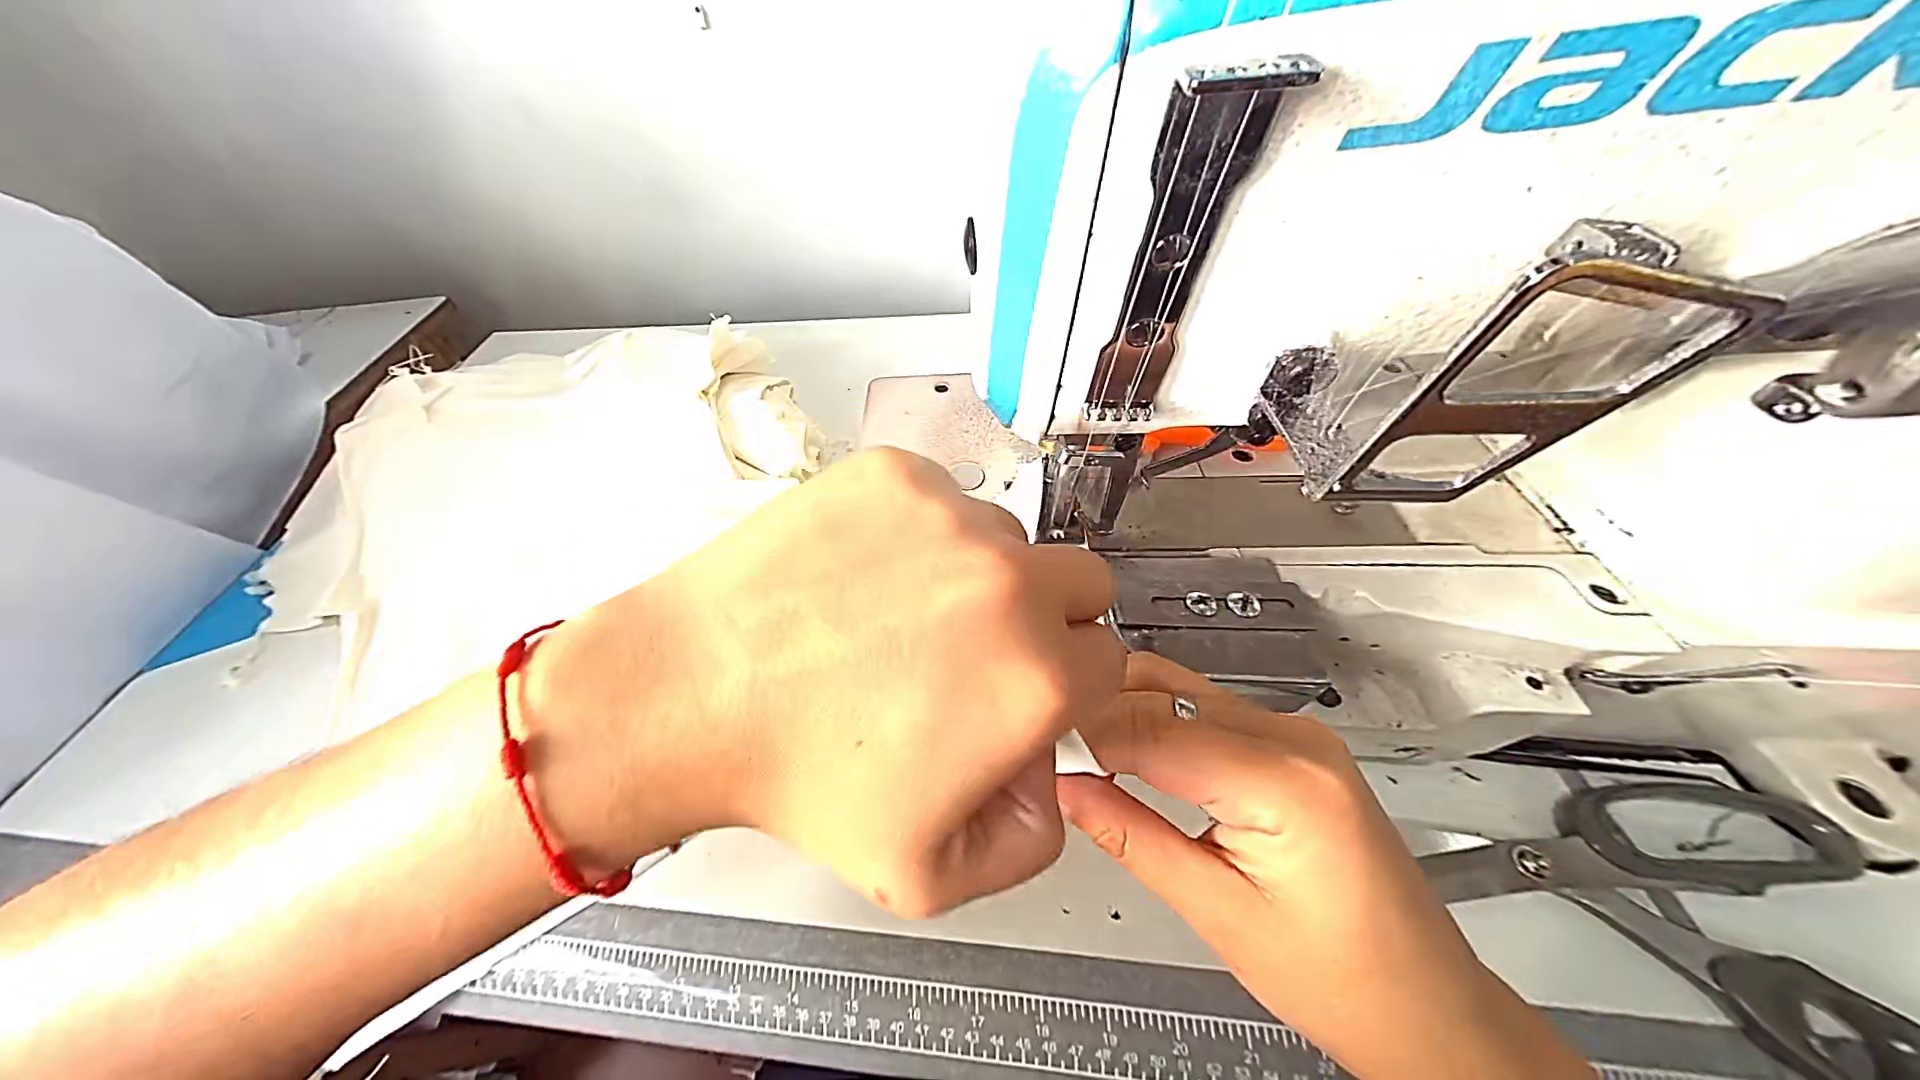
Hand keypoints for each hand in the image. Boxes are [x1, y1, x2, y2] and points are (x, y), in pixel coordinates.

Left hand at [524, 448, 1126, 915]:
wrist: (686, 693)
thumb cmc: (792, 773)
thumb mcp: (929, 871)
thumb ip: (1027, 842)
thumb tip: (1045, 778)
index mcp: (1034, 675)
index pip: (1107, 659)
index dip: (1070, 681)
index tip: (1033, 683)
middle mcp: (1005, 583)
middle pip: (1082, 584)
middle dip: (1050, 618)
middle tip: (982, 646)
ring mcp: (948, 517)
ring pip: (1010, 537)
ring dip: (982, 572)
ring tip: (907, 614)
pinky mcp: (895, 476)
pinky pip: (945, 499)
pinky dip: (924, 532)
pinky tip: (873, 576)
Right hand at [1056, 655, 1591, 1079]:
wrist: (1425, 1005)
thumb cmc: (1346, 979)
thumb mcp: (1218, 914)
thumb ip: (1132, 838)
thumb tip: (1069, 790)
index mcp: (1287, 782)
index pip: (1151, 727)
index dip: (1086, 733)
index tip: (1041, 747)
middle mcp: (1297, 739)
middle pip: (1163, 691)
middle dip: (1098, 712)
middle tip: (1050, 746)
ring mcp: (1296, 735)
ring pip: (1178, 690)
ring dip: (1123, 713)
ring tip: (1080, 751)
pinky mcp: (1288, 744)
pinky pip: (1202, 710)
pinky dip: (1155, 723)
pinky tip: (1127, 751)